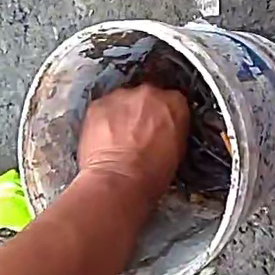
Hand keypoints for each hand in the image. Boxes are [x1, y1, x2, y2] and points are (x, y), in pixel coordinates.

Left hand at [77, 85, 189, 202]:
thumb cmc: (150, 174)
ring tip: (118, 138)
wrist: (118, 181)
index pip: (172, 101)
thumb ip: (172, 129)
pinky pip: (103, 108)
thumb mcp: (176, 151)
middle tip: (138, 133)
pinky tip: (103, 138)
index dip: (164, 116)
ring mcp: (121, 96)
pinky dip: (103, 120)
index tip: (159, 126)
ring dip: (122, 114)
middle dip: (143, 111)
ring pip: (123, 101)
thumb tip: (164, 130)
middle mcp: (149, 93)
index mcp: (174, 103)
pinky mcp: (98, 104)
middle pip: (146, 97)